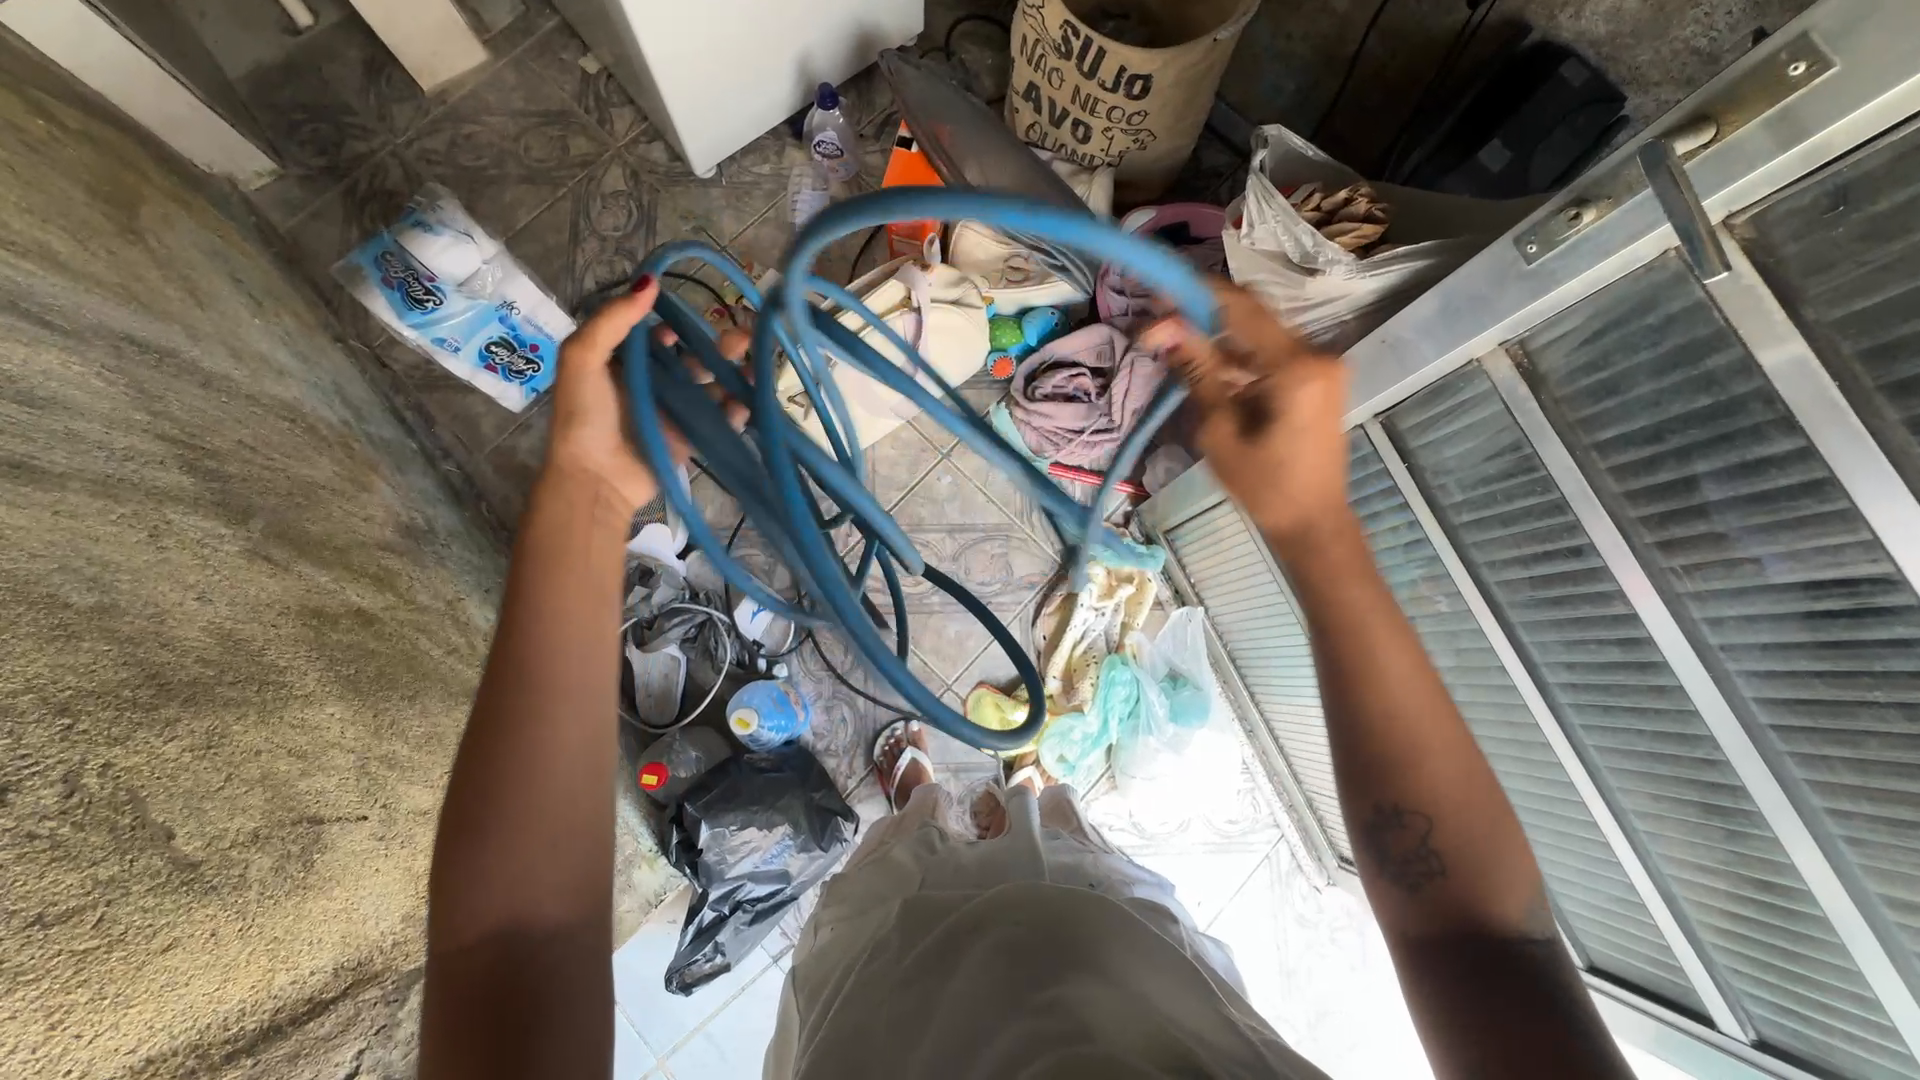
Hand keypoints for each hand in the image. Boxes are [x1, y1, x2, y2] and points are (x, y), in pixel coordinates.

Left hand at [541, 276, 748, 513]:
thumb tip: (652, 281)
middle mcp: (652, 384)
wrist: (595, 477)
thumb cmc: (585, 415)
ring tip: (755, 369)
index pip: (658, 337)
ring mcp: (673, 413)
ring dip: (735, 376)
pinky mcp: (690, 438)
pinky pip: (719, 419)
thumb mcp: (583, 357)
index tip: (695, 321)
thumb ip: (614, 319)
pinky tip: (744, 403)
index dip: (679, 326)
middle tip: (745, 337)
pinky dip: (736, 411)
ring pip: (712, 387)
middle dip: (719, 347)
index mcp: (624, 363)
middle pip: (693, 359)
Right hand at [1142, 281, 1352, 549]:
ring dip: (1218, 340)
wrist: (1314, 522)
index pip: (1243, 309)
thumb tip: (1164, 329)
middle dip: (1203, 316)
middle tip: (1160, 325)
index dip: (1198, 294)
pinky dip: (1238, 360)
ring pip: (1259, 337)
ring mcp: (1322, 366)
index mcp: (1297, 366)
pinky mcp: (1317, 380)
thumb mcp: (1221, 431)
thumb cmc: (1265, 486)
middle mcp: (1317, 354)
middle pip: (1252, 318)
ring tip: (1173, 347)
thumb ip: (1197, 373)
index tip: (1161, 289)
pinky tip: (1205, 369)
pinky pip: (1271, 357)